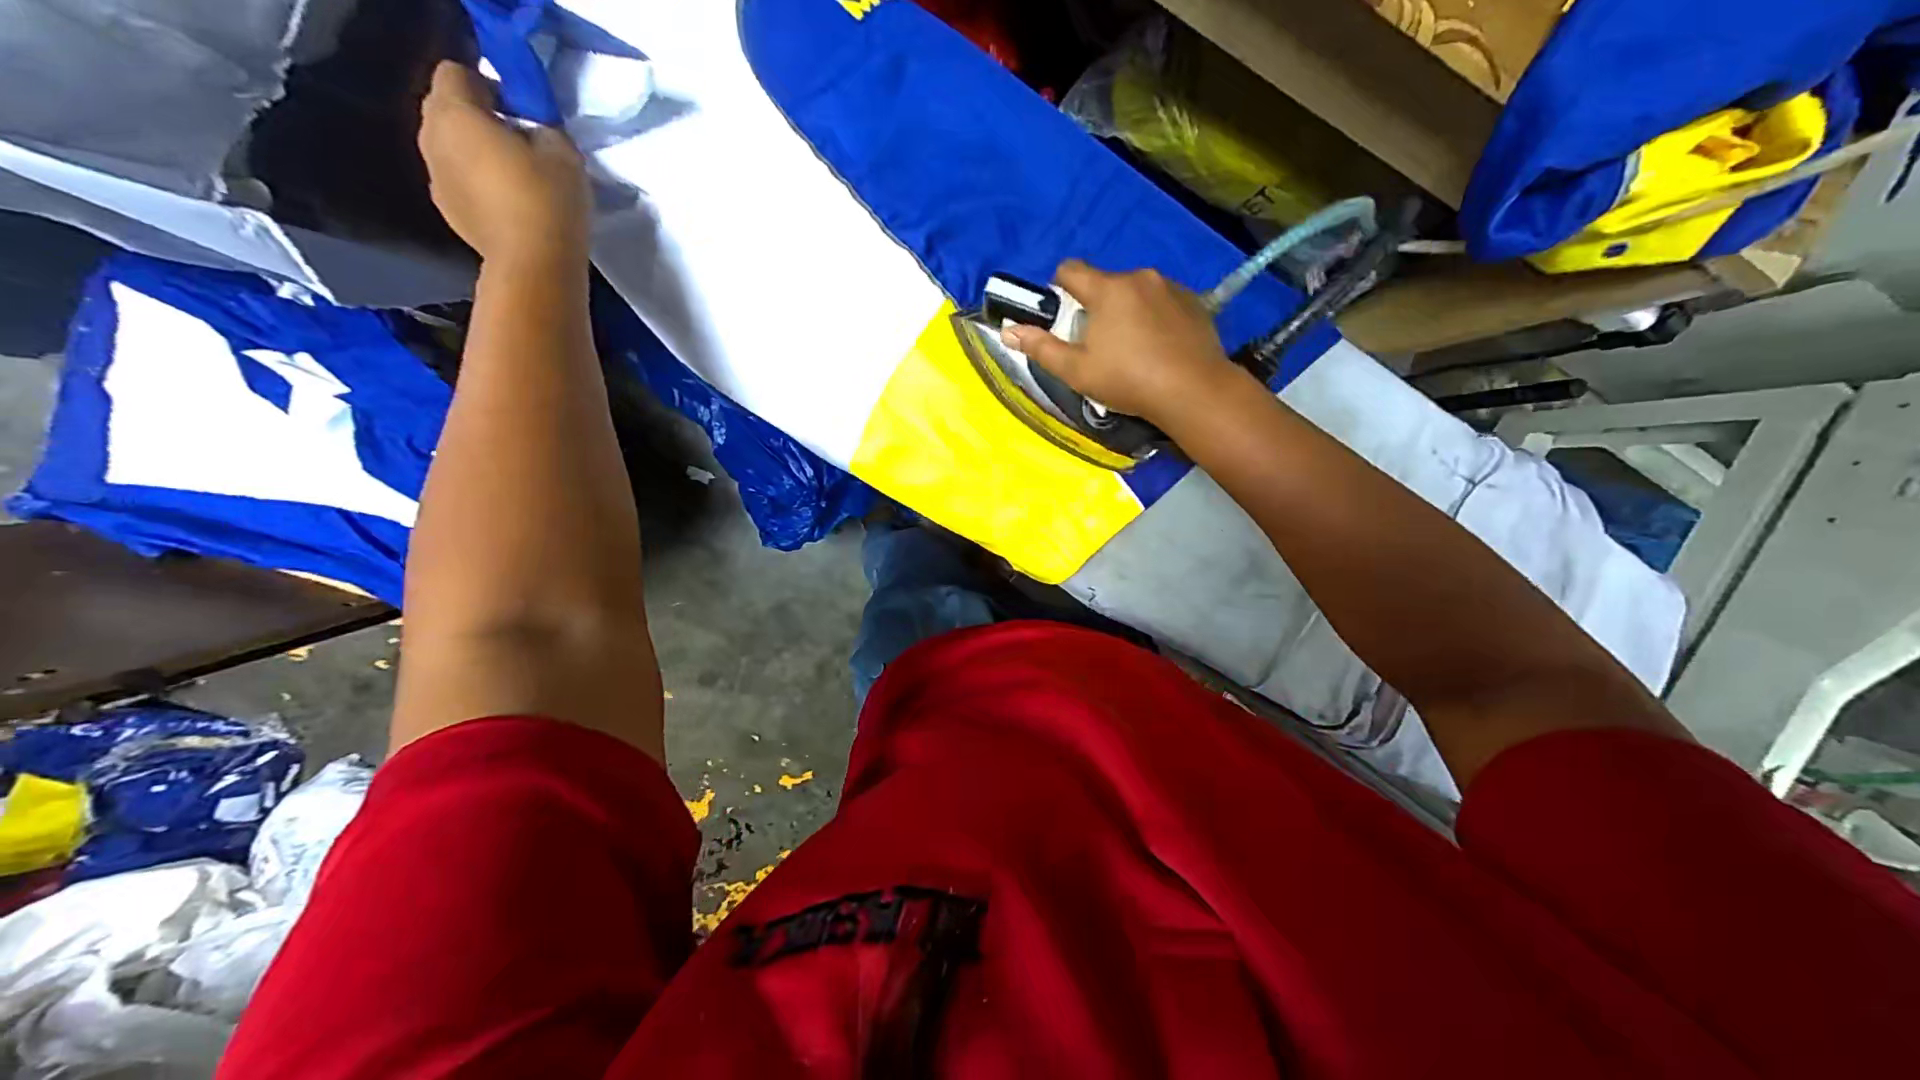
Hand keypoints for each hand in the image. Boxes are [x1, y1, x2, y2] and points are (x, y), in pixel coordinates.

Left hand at [417, 61, 589, 265]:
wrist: (534, 266)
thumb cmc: (548, 202)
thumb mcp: (563, 153)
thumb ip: (542, 128)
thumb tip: (531, 131)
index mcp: (454, 114)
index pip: (456, 72)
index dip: (489, 83)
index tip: (521, 110)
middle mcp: (431, 138)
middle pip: (447, 108)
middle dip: (478, 115)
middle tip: (521, 141)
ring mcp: (435, 177)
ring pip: (451, 146)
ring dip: (477, 151)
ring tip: (517, 176)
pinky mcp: (447, 210)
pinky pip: (458, 180)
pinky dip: (477, 183)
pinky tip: (509, 205)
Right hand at [1000, 261, 1243, 431]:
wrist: (1194, 391)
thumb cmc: (1128, 380)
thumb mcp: (1076, 371)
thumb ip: (1041, 348)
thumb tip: (1009, 331)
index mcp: (1107, 289)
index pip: (1070, 269)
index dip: (1059, 288)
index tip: (1063, 316)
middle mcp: (1139, 277)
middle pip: (1105, 283)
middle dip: (1096, 305)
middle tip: (1098, 344)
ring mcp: (1171, 287)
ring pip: (1136, 291)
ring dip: (1127, 310)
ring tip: (1133, 348)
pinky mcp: (1195, 301)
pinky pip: (1163, 300)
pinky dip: (1155, 316)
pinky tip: (1159, 346)